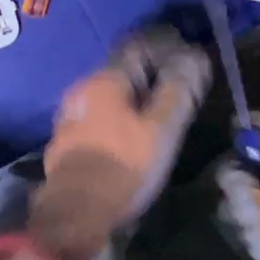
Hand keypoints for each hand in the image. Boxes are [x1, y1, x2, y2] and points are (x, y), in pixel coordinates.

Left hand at [28, 29, 211, 259]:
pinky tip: (129, 134)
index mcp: (105, 79)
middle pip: (122, 70)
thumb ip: (178, 91)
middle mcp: (82, 88)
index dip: (166, 46)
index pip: (138, 47)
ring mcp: (70, 114)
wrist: (73, 213)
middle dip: (151, 73)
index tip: (189, 54)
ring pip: (108, 95)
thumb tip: (194, 56)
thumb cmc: (122, 167)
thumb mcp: (160, 130)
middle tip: (179, 86)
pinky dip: (117, 116)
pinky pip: (98, 115)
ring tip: (158, 113)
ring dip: (133, 97)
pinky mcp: (66, 139)